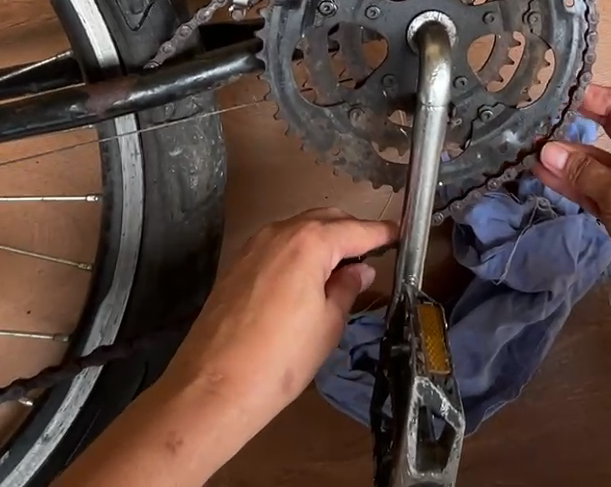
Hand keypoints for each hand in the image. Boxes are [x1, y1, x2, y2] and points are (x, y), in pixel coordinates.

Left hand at [161, 208, 394, 426]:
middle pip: (327, 219)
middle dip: (352, 232)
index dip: (381, 233)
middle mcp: (281, 231)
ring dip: (324, 240)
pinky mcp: (237, 264)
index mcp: (311, 241)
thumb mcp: (328, 325)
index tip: (399, 235)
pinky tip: (306, 278)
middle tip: (372, 254)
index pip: (357, 230)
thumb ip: (348, 288)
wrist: (211, 390)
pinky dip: (299, 251)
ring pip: (300, 228)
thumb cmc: (280, 360)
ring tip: (340, 268)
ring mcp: (255, 245)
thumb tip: (360, 270)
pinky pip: (279, 244)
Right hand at [534, 84, 610, 315]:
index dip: (590, 96)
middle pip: (605, 130)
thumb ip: (582, 171)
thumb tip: (544, 150)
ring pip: (594, 162)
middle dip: (573, 125)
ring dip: (566, 158)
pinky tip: (541, 174)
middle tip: (536, 119)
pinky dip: (570, 182)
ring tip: (528, 149)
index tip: (555, 93)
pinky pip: (592, 187)